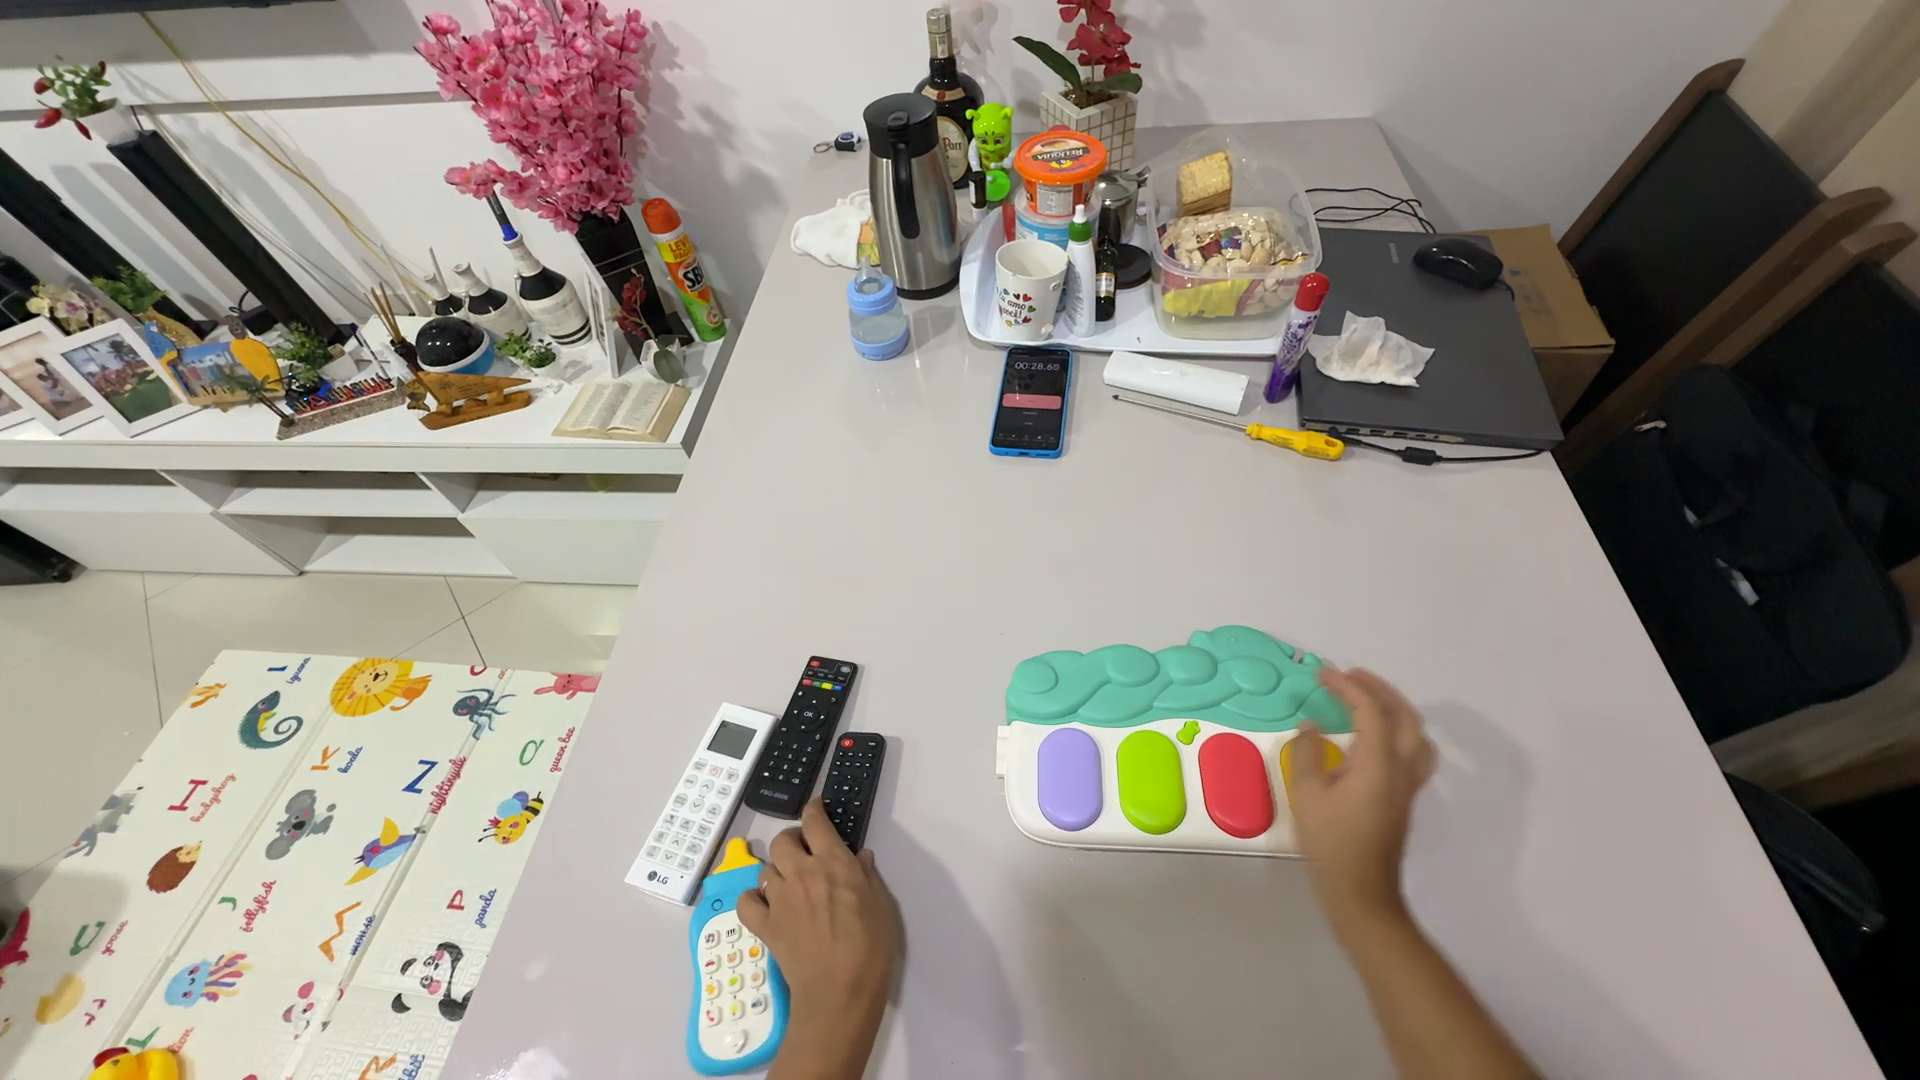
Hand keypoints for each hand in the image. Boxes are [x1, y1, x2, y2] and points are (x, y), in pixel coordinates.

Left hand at [738, 799, 900, 1040]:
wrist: (840, 992)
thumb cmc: (870, 947)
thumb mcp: (882, 905)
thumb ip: (868, 876)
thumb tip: (860, 856)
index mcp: (833, 862)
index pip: (815, 821)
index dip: (814, 809)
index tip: (816, 807)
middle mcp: (802, 872)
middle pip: (783, 840)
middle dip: (792, 839)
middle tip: (803, 851)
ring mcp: (780, 899)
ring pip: (766, 868)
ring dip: (777, 870)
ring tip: (788, 882)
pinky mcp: (765, 925)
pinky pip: (747, 901)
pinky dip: (753, 898)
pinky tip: (766, 904)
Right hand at [1286, 667, 1435, 926]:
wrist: (1361, 890)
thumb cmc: (1330, 841)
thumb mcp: (1305, 794)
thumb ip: (1307, 753)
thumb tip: (1311, 726)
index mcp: (1377, 763)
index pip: (1370, 711)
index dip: (1348, 687)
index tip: (1322, 675)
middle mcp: (1401, 768)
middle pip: (1404, 716)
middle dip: (1379, 689)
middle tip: (1350, 676)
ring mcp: (1408, 784)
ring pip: (1416, 733)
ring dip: (1395, 708)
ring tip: (1368, 699)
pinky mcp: (1405, 796)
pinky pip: (1414, 750)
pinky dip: (1399, 729)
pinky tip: (1377, 736)